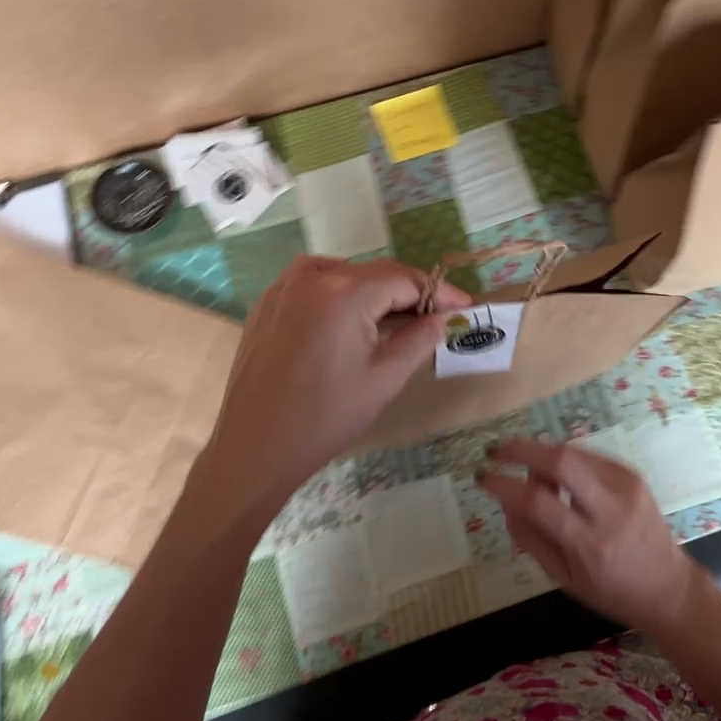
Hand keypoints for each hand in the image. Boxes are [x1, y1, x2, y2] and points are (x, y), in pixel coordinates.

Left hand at [210, 257, 469, 489]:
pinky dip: (339, 292)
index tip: (465, 306)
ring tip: (395, 320)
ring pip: (345, 274)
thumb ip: (420, 338)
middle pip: (375, 273)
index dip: (438, 291)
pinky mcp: (267, 303)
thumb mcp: (385, 378)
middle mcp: (313, 276)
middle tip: (436, 316)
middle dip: (408, 291)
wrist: (256, 447)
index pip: (405, 278)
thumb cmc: (326, 416)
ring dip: (374, 290)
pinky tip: (349, 319)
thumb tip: (442, 317)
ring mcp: (284, 286)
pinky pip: (314, 284)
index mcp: (346, 292)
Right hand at [478, 440, 707, 635]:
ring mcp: (627, 487)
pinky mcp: (633, 475)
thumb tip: (504, 501)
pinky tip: (559, 477)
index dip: (505, 485)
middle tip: (497, 452)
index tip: (483, 478)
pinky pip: (589, 457)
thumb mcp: (564, 578)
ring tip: (530, 474)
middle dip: (522, 450)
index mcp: (590, 545)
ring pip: (573, 452)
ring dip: (542, 456)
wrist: (669, 587)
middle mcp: (611, 510)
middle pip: (561, 460)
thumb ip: (531, 538)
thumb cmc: (612, 592)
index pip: (539, 503)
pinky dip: (566, 461)